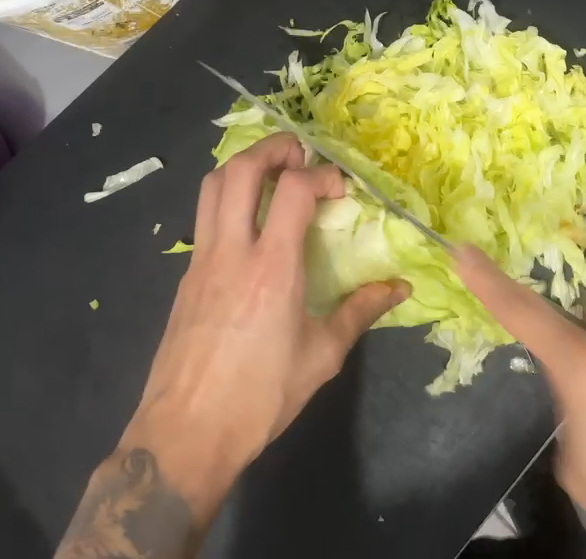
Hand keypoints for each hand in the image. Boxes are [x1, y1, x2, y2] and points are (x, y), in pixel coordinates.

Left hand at [61, 134, 407, 555]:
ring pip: (211, 187)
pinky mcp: (185, 278)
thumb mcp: (322, 356)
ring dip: (244, 166)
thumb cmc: (260, 397)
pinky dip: (228, 199)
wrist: (184, 436)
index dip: (321, 174)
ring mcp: (201, 262)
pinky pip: (204, 218)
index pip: (293, 190)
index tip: (341, 188)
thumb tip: (400, 288)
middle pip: (241, 171)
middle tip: (301, 153)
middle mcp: (232, 252)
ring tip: (274, 173)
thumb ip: (361, 312)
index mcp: (273, 268)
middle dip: (273, 149)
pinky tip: (251, 224)